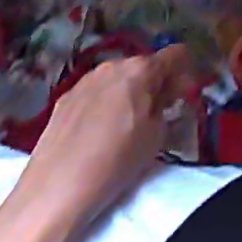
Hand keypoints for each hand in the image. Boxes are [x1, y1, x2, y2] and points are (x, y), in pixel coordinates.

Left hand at [0, 46, 193, 241]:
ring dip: (129, 91)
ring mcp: (87, 78)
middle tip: (159, 111)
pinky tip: (99, 130)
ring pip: (118, 77)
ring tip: (126, 123)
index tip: (186, 91)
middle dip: (155, 83)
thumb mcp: (155, 138)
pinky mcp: (66, 95)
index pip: (175, 54)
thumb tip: (168, 94)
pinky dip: (105, 101)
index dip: (186, 70)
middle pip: (145, 65)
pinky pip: (96, 91)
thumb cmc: (115, 161)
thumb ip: (166, 107)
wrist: (56, 186)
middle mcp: (114, 64)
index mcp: (141, 70)